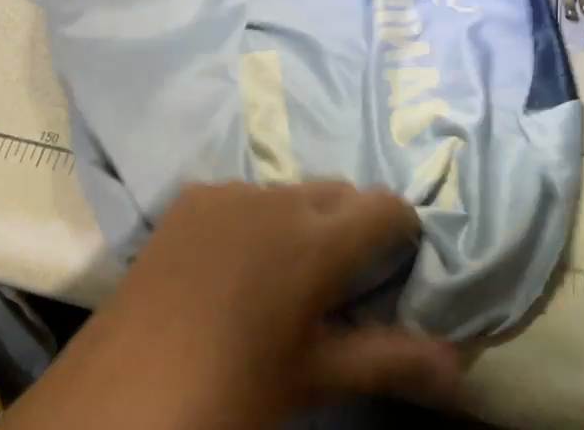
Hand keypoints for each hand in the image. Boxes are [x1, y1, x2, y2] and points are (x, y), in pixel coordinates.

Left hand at [3, 181, 461, 429]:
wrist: (122, 392)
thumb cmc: (234, 389)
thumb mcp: (314, 376)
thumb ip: (389, 359)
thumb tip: (461, 369)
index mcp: (317, 240)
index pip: (386, 207)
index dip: (400, 234)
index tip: (396, 270)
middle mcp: (276, 198)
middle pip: (339, 193)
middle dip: (353, 227)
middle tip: (342, 282)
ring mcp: (227, 191)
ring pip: (290, 191)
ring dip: (303, 220)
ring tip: (283, 276)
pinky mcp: (189, 196)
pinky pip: (243, 194)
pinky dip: (255, 218)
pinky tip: (233, 266)